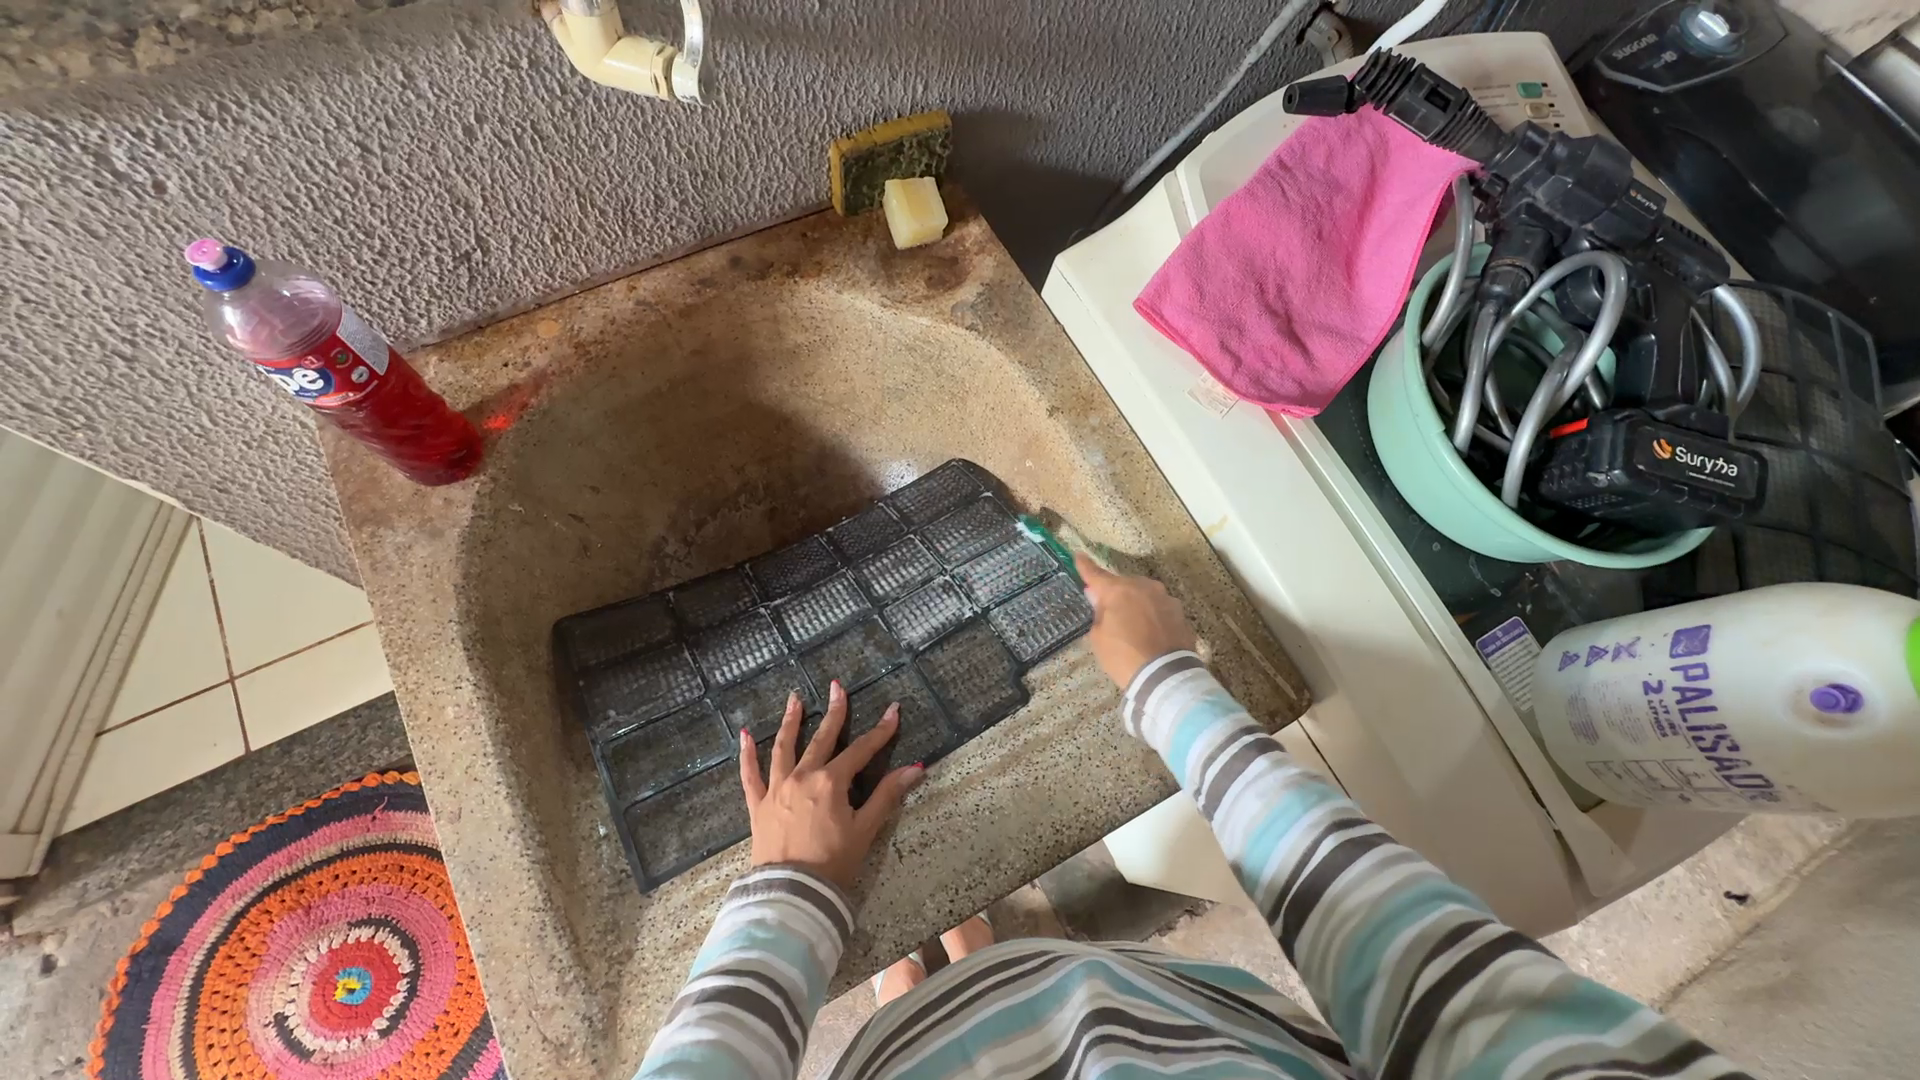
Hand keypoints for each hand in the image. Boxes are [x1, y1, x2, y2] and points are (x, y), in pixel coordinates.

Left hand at [739, 681, 924, 889]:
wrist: (791, 893)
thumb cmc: (833, 863)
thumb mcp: (865, 829)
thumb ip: (887, 795)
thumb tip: (915, 768)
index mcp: (831, 782)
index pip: (861, 750)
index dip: (880, 731)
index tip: (894, 710)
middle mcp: (802, 777)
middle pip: (822, 739)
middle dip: (834, 712)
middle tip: (838, 687)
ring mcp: (777, 789)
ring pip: (784, 747)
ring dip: (790, 721)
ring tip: (794, 700)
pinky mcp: (758, 805)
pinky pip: (750, 775)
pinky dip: (747, 754)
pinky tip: (744, 735)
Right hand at [1076, 553, 1197, 688]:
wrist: (1164, 675)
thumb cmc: (1123, 656)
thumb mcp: (1098, 637)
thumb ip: (1098, 612)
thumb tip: (1098, 597)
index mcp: (1118, 590)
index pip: (1096, 574)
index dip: (1085, 566)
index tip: (1078, 556)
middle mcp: (1144, 587)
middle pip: (1124, 585)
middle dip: (1115, 594)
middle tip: (1109, 611)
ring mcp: (1165, 598)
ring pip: (1145, 595)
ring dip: (1137, 604)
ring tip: (1133, 626)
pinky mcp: (1180, 613)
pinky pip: (1160, 609)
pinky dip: (1153, 616)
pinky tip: (1151, 633)